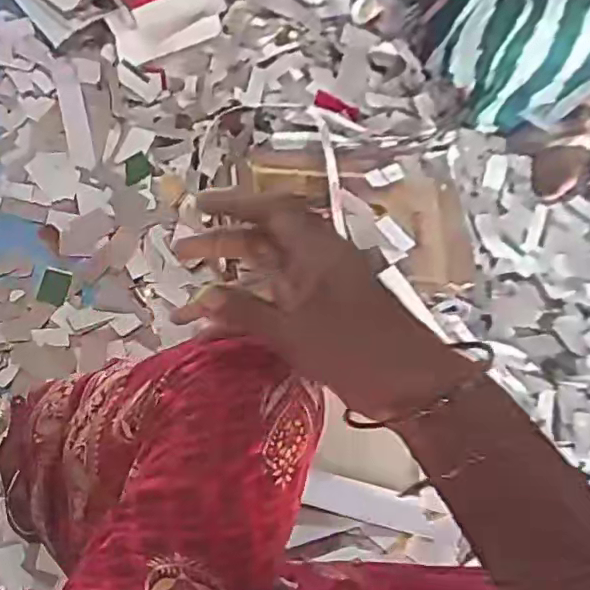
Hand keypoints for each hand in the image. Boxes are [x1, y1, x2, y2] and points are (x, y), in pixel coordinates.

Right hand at [171, 191, 472, 418]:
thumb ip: (245, 312)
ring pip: (267, 273)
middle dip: (220, 243)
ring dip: (230, 280)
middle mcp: (316, 262)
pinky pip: (277, 302)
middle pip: (263, 241)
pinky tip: (220, 327)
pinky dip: (249, 310)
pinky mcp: (321, 314)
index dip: (233, 205)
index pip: (271, 212)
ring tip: (192, 292)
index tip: (199, 207)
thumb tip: (201, 297)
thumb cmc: (354, 350)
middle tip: (181, 252)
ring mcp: (319, 289)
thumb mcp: (292, 332)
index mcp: (316, 252)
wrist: (408, 383)